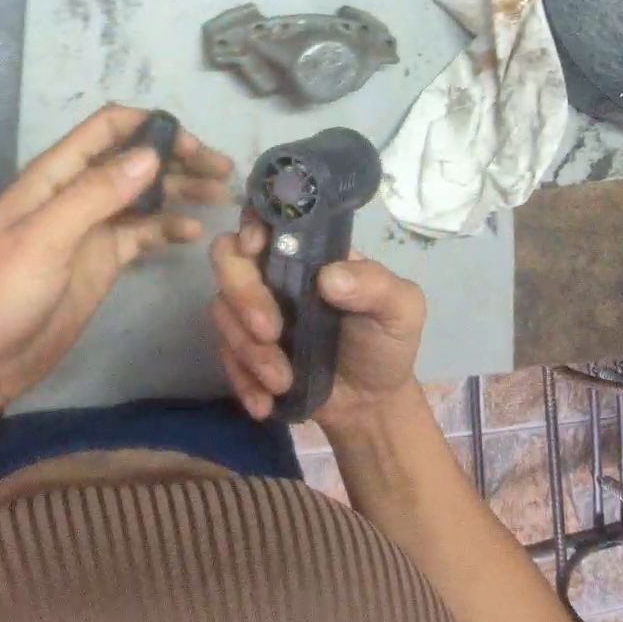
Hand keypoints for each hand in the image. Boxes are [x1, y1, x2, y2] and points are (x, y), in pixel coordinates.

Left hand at [0, 105, 234, 412]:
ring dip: (180, 191)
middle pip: (133, 161)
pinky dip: (168, 228)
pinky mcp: (102, 261)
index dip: (149, 126)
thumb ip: (96, 194)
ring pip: (144, 196)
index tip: (193, 141)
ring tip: (223, 196)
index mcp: (54, 176)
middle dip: (177, 158)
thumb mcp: (45, 238)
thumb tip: (151, 154)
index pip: (106, 130)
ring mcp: (91, 228)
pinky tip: (194, 233)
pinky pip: (142, 234)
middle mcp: (77, 193)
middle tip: (223, 170)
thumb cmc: (0, 293)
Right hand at [209, 215, 426, 433]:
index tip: (256, 247)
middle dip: (243, 294)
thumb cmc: (385, 342)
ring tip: (283, 380)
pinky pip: (222, 354)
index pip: (266, 217)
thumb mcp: (400, 310)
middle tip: (271, 331)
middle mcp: (272, 272)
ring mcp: (250, 309)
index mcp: (307, 252)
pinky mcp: (242, 348)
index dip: (251, 223)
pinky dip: (240, 379)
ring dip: (247, 348)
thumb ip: (375, 286)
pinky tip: (264, 403)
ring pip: (222, 308)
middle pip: (228, 257)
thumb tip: (329, 278)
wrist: (371, 404)